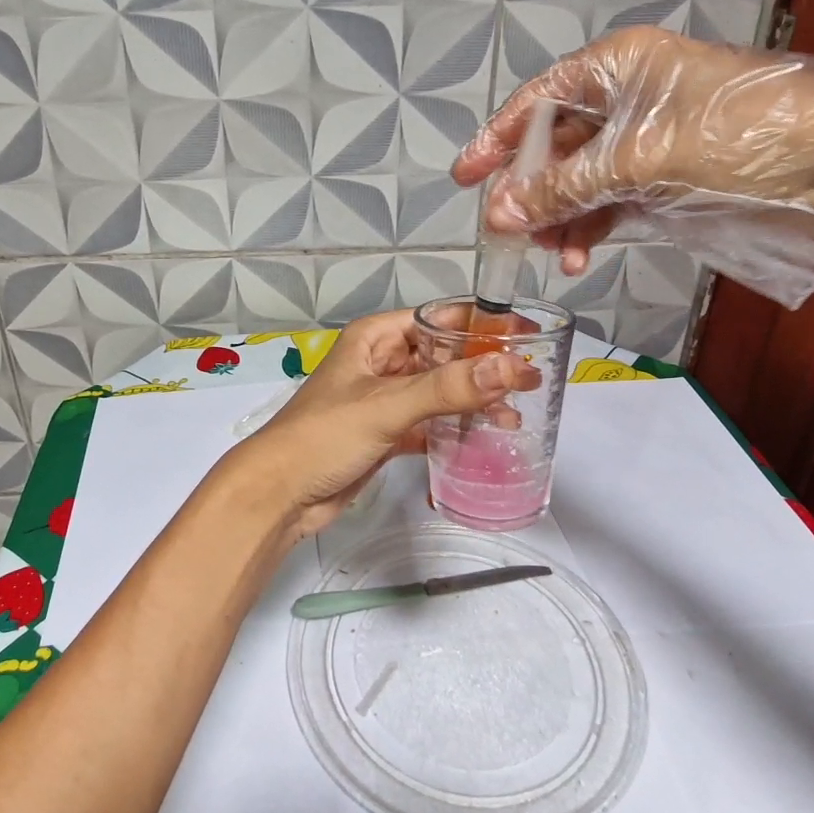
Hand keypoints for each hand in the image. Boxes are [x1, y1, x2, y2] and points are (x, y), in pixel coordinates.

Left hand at [221, 310, 537, 537]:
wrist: (279, 495)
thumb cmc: (324, 436)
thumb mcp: (387, 406)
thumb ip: (448, 387)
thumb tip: (510, 367)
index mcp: (374, 337)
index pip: (438, 317)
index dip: (482, 323)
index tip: (528, 334)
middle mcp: (381, 361)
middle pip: (443, 353)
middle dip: (485, 364)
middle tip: (533, 378)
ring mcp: (384, 399)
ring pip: (439, 390)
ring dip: (475, 398)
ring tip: (519, 412)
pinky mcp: (386, 433)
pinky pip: (430, 421)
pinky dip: (456, 426)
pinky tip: (489, 436)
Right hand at [451, 27, 813, 306]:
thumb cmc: (736, 138)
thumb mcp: (638, 160)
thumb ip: (564, 189)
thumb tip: (497, 214)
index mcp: (619, 66)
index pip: (539, 100)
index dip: (498, 138)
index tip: (464, 177)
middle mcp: (629, 96)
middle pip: (557, 145)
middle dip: (531, 191)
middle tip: (508, 232)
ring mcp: (649, 139)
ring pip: (582, 179)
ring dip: (561, 218)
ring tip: (553, 256)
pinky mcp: (669, 177)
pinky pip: (612, 200)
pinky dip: (593, 227)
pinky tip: (580, 256)